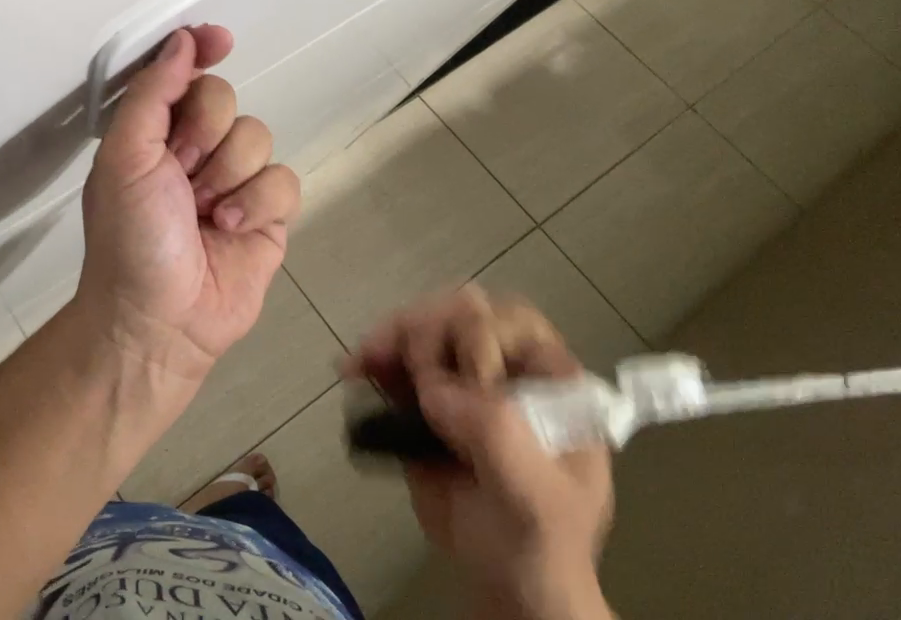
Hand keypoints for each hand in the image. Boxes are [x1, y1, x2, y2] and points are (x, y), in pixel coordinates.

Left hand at [76, 26, 300, 381]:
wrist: (158, 320)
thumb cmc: (129, 237)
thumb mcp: (124, 158)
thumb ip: (151, 95)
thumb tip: (181, 40)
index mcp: (152, 134)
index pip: (182, 74)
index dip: (200, 50)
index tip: (219, 39)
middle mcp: (193, 150)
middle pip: (225, 100)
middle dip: (205, 135)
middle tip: (181, 173)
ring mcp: (233, 181)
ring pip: (258, 137)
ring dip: (228, 176)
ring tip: (204, 215)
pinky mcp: (267, 214)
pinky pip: (284, 180)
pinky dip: (257, 203)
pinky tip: (230, 231)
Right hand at [353, 289, 614, 619]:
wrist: (506, 583)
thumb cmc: (540, 541)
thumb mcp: (535, 495)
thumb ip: (496, 434)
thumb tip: (435, 390)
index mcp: (550, 383)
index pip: (513, 323)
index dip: (480, 338)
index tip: (464, 381)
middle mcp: (506, 372)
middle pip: (458, 317)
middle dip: (420, 330)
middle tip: (388, 358)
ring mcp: (463, 384)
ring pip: (420, 333)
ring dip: (386, 340)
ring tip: (356, 362)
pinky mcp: (425, 402)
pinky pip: (395, 365)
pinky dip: (370, 362)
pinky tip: (351, 372)